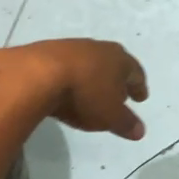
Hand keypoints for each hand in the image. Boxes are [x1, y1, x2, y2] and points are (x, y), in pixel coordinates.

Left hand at [6, 38, 147, 140]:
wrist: (38, 75)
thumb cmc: (85, 95)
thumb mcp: (110, 116)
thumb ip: (126, 123)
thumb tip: (140, 131)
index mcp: (119, 60)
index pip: (135, 73)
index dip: (139, 87)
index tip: (140, 98)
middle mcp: (98, 48)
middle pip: (113, 63)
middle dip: (117, 79)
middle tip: (119, 93)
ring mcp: (72, 47)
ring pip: (89, 62)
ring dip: (93, 76)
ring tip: (92, 91)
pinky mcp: (48, 51)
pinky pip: (67, 65)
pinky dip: (72, 76)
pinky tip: (67, 87)